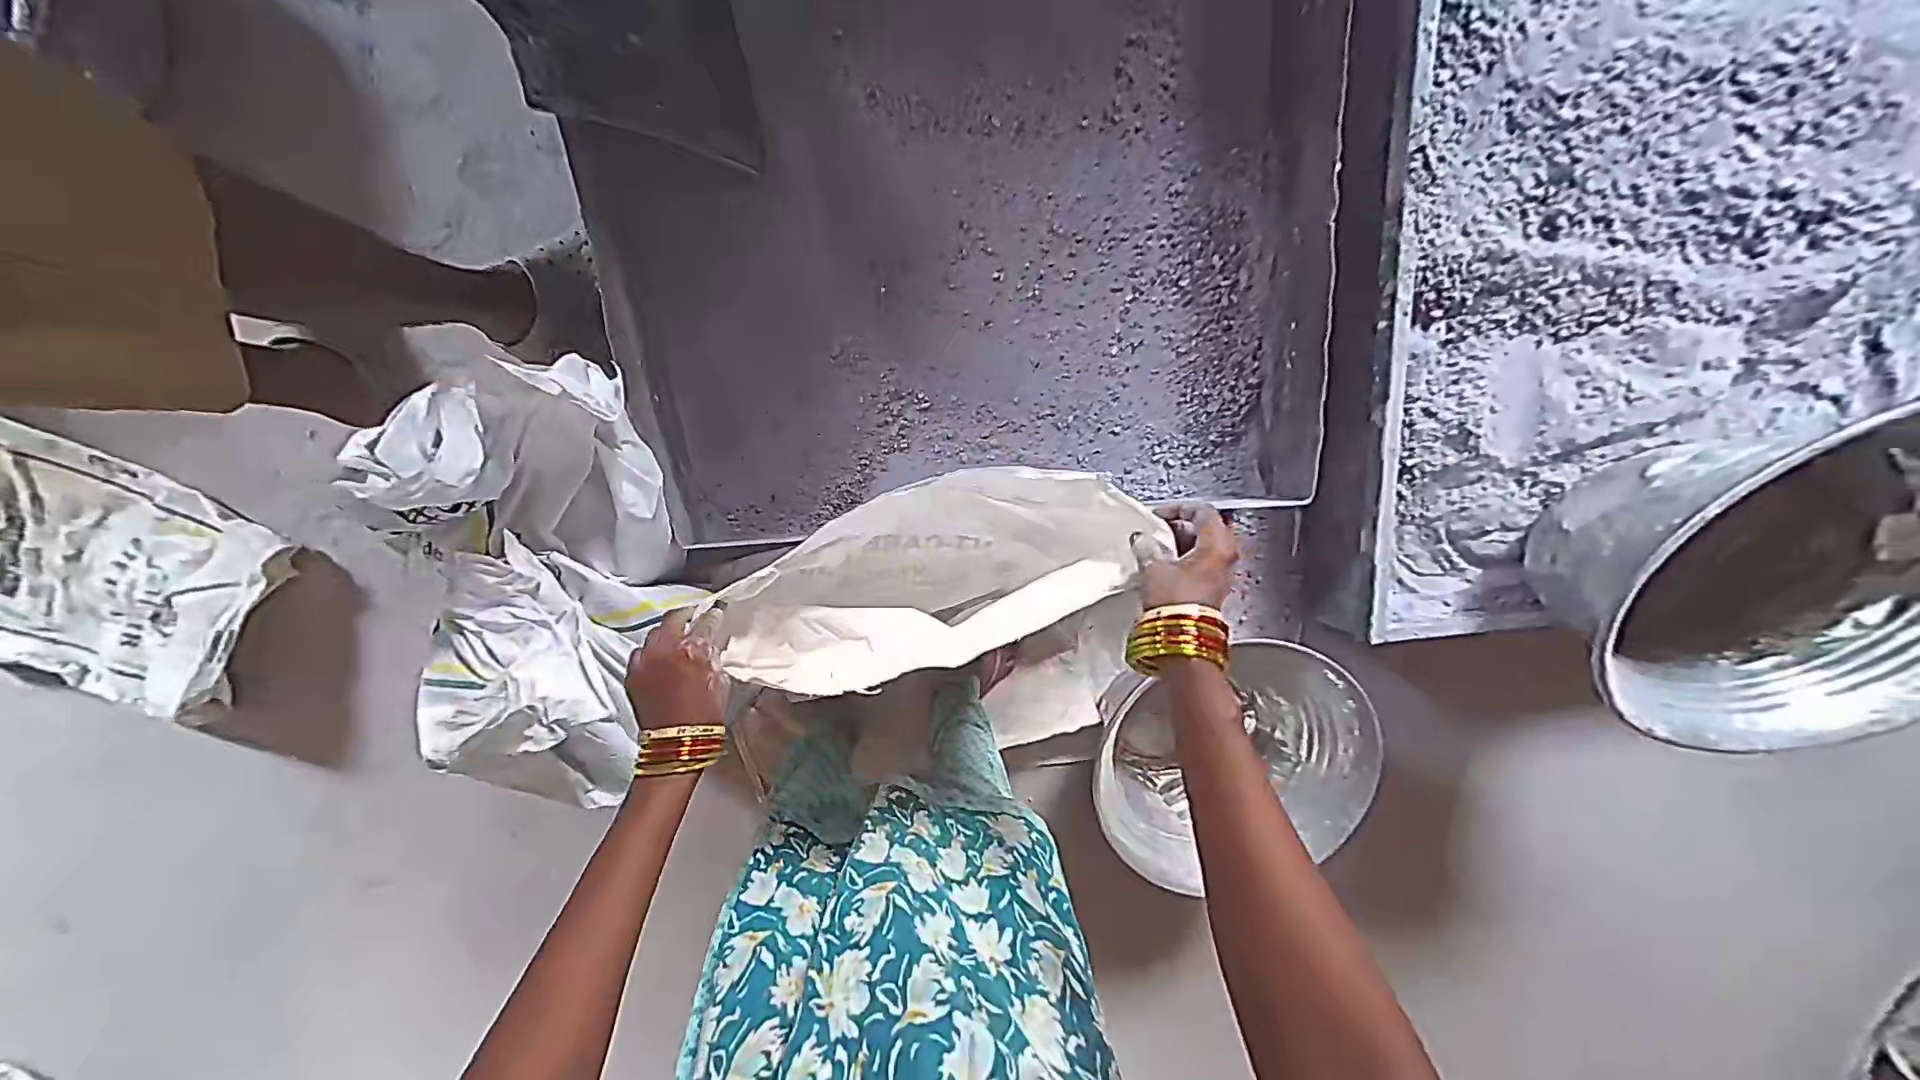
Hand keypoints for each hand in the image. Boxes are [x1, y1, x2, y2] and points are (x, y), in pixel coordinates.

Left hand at [624, 609, 726, 730]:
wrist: (676, 744)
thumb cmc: (704, 716)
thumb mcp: (719, 681)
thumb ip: (713, 657)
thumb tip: (709, 646)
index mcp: (691, 650)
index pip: (704, 622)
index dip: (712, 614)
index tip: (715, 612)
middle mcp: (664, 650)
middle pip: (673, 619)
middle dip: (685, 616)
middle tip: (694, 618)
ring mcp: (644, 661)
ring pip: (654, 634)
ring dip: (666, 634)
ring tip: (676, 640)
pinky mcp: (632, 675)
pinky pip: (641, 652)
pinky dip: (651, 652)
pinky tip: (660, 658)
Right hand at [1137, 503, 1239, 609]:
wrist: (1181, 639)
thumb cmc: (1175, 602)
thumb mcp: (1154, 568)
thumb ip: (1147, 548)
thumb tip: (1142, 540)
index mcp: (1217, 546)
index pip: (1204, 512)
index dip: (1180, 508)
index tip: (1161, 513)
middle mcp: (1226, 559)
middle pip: (1208, 529)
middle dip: (1182, 526)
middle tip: (1160, 529)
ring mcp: (1221, 576)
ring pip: (1205, 549)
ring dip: (1183, 545)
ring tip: (1158, 548)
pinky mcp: (1213, 591)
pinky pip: (1202, 566)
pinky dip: (1185, 560)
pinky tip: (1165, 566)